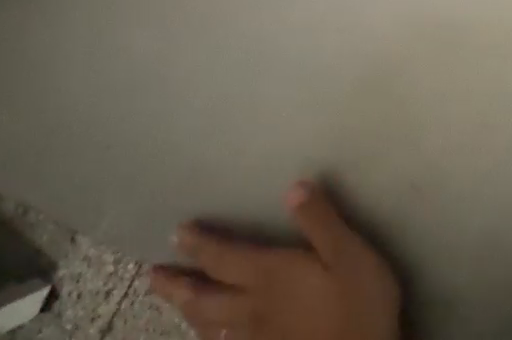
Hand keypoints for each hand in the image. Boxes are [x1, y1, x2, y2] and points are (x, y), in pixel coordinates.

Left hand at [150, 181, 401, 339]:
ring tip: (174, 301)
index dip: (200, 244)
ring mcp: (256, 337)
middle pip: (203, 297)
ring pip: (208, 325)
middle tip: (153, 273)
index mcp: (270, 276)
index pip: (224, 258)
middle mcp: (252, 307)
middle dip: (177, 284)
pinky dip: (210, 339)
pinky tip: (212, 338)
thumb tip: (293, 187)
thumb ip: (321, 220)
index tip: (177, 231)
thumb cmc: (359, 301)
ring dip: (186, 310)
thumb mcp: (349, 252)